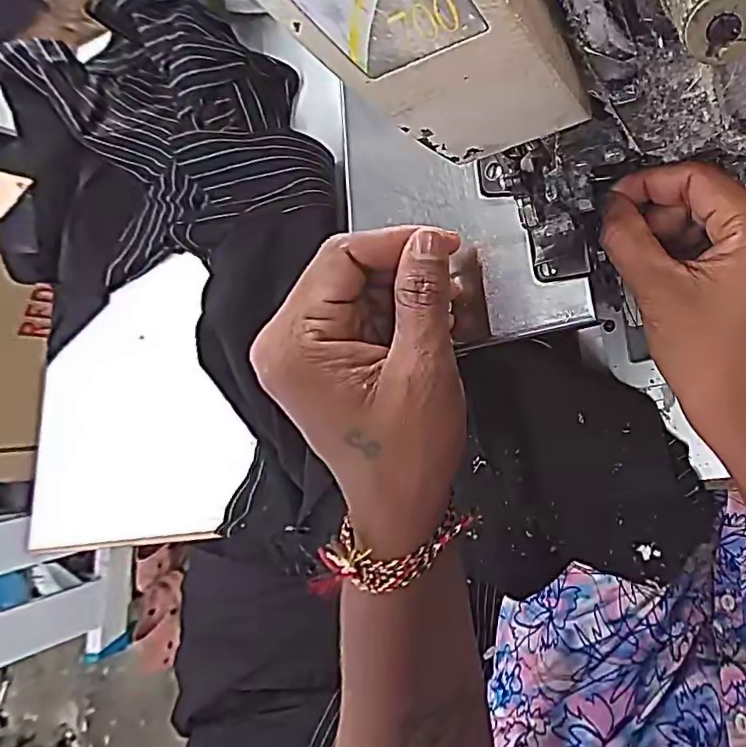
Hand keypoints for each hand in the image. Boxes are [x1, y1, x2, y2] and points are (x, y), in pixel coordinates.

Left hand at [251, 226, 465, 555]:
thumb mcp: (422, 368)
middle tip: (455, 280)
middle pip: (352, 271)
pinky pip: (372, 316)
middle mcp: (290, 344)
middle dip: (410, 272)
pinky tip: (437, 328)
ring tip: (451, 314)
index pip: (341, 257)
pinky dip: (409, 315)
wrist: (402, 504)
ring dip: (415, 295)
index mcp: (295, 344)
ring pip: (367, 291)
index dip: (399, 243)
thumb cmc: (402, 458)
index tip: (442, 244)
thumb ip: (424, 297)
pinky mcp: (333, 360)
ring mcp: (310, 353)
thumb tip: (426, 246)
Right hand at [600, 162, 745, 436]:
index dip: (650, 185)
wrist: (738, 404)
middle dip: (662, 215)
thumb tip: (616, 208)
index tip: (623, 198)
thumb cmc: (715, 364)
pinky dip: (695, 248)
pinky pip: (728, 238)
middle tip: (631, 235)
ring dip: (676, 233)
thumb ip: (627, 236)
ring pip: (715, 216)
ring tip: (653, 264)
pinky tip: (674, 272)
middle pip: (707, 196)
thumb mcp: (657, 288)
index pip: (698, 179)